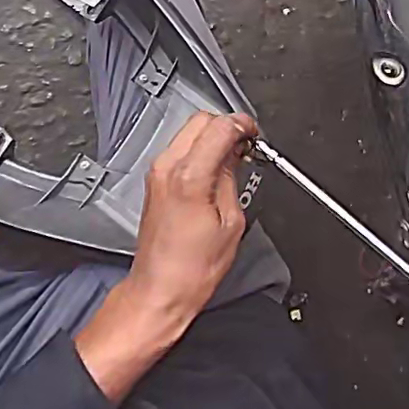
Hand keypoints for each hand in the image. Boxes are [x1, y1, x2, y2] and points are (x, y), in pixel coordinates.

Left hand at [75, 112, 256, 400]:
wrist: (160, 288)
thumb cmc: (192, 268)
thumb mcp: (231, 222)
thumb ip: (233, 178)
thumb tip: (236, 154)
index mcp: (189, 176)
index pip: (218, 128)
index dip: (242, 125)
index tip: (254, 133)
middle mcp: (167, 168)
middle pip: (201, 120)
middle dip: (227, 126)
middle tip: (247, 143)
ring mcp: (157, 172)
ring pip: (188, 130)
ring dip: (213, 135)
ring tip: (233, 157)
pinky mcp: (154, 179)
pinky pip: (180, 148)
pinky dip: (200, 148)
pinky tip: (215, 167)